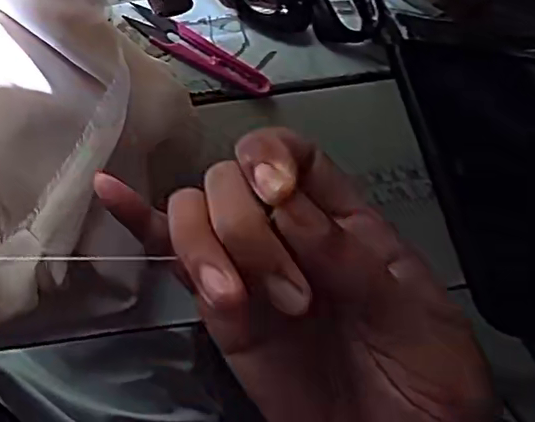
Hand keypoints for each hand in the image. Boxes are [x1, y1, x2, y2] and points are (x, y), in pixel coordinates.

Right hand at [95, 128, 493, 421]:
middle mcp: (276, 224)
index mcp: (334, 216)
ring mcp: (237, 257)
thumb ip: (352, 258)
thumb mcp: (415, 318)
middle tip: (295, 297)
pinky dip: (133, 215)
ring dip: (204, 248)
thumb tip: (285, 205)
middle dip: (247, 231)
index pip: (286, 151)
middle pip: (226, 178)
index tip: (274, 191)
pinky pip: (162, 246)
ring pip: (189, 208)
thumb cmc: (424, 383)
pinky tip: (110, 191)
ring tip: (235, 300)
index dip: (270, 157)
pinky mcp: (208, 295)